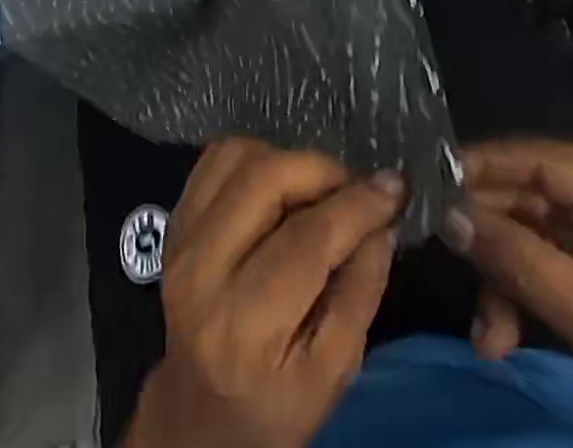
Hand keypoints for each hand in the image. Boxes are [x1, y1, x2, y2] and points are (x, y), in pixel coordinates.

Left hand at [123, 139, 405, 447]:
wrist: (198, 416)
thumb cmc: (275, 400)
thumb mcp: (336, 369)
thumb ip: (364, 288)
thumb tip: (383, 217)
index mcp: (245, 325)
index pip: (308, 237)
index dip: (360, 203)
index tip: (396, 187)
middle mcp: (201, 274)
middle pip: (265, 178)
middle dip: (325, 170)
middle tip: (356, 188)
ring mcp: (180, 242)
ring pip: (239, 157)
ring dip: (291, 159)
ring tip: (319, 189)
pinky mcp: (175, 223)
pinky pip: (217, 159)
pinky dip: (257, 155)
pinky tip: (282, 184)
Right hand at [450, 140, 572, 447]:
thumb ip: (519, 261)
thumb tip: (449, 216)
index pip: (541, 159)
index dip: (485, 165)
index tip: (430, 180)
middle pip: (525, 200)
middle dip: (487, 241)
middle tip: (438, 258)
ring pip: (522, 238)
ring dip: (497, 284)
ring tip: (488, 337)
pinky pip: (533, 270)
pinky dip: (511, 301)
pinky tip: (498, 342)